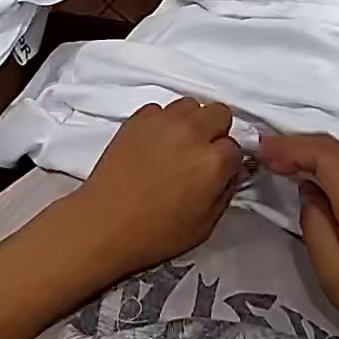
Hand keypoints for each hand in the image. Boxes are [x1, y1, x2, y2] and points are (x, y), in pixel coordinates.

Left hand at [61, 98, 242, 278]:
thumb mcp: (204, 226)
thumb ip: (226, 193)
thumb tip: (232, 173)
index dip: (228, 161)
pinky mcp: (139, 119)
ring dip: (191, 121)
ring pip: (191, 105)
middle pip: (220, 113)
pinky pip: (161, 109)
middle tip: (203, 152)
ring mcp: (164, 122)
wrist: (101, 226)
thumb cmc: (151, 233)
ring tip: (179, 144)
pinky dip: (162, 122)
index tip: (218, 171)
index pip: (236, 147)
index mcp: (213, 162)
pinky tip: (156, 143)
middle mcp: (192, 134)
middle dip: (216, 131)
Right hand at [261, 134, 338, 338]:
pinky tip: (313, 183)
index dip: (291, 147)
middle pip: (336, 150)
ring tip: (281, 165)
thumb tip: (308, 193)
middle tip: (264, 155)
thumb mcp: (336, 278)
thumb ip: (315, 228)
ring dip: (313, 156)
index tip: (261, 152)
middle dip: (298, 146)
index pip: (325, 154)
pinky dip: (330, 169)